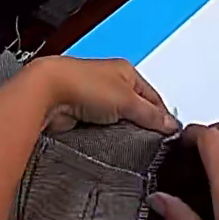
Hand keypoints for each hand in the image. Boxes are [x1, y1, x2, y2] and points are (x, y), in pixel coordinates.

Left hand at [20, 56, 178, 135]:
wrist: (49, 92)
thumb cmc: (84, 83)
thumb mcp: (127, 100)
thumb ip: (150, 114)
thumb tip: (170, 124)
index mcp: (127, 71)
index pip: (153, 96)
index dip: (162, 116)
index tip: (169, 135)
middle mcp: (112, 82)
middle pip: (136, 109)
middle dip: (141, 126)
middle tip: (150, 145)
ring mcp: (96, 98)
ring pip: (118, 122)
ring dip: (121, 133)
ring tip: (129, 148)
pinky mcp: (82, 115)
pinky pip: (102, 130)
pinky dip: (106, 138)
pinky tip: (109, 146)